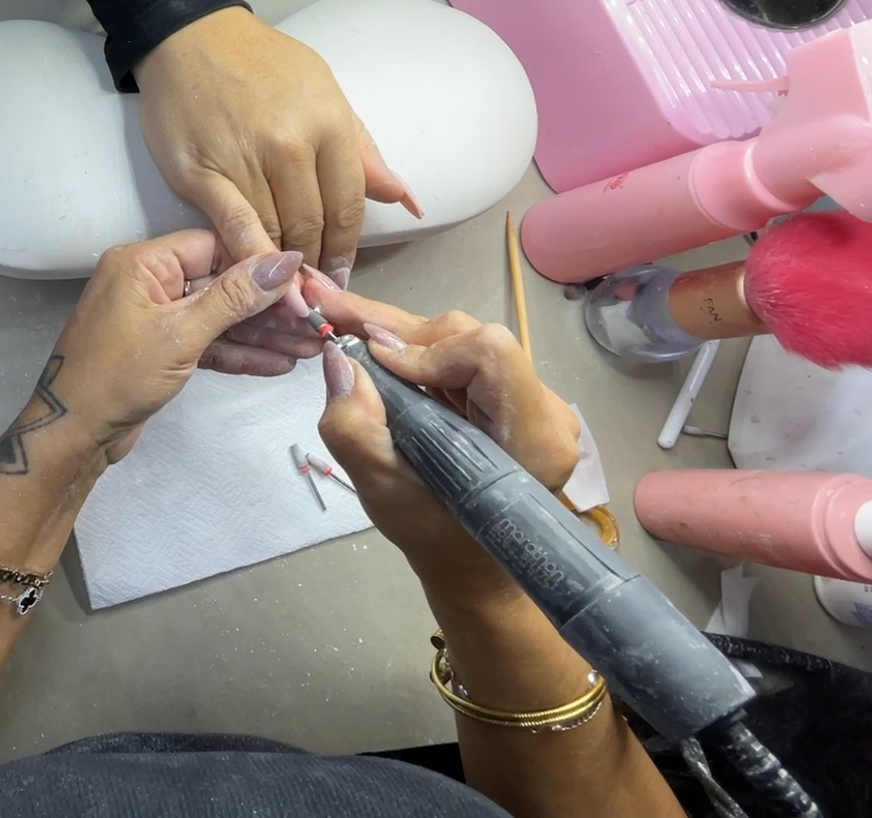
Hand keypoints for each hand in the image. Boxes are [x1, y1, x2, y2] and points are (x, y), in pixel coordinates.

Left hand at [49, 231, 302, 462]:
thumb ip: (234, 297)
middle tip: (318, 321)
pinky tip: (277, 364)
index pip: (215, 246)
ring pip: (218, 317)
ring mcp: (154, 317)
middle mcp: (148, 282)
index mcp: (143, 263)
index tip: (306, 285)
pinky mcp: (160, 349)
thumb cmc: (115, 377)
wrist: (74, 434)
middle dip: (269, 307)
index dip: (262, 266)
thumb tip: (283, 262)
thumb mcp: (180, 333)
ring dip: (261, 334)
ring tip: (311, 348)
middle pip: (221, 283)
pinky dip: (237, 353)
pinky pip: (206, 342)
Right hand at [135, 7, 417, 276]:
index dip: (345, 247)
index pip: (347, 205)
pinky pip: (234, 227)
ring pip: (274, 231)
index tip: (340, 273)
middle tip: (313, 291)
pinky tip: (257, 276)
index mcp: (328, 124)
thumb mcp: (323, 91)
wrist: (188, 41)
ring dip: (284, 267)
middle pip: (312, 225)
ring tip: (287, 290)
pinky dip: (250, 256)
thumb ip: (361, 149)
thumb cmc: (260, 64)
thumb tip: (404, 199)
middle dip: (317, 263)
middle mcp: (292, 146)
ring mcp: (245, 162)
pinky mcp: (203, 176)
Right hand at [309, 289, 580, 581]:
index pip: (489, 353)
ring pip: (453, 335)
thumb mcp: (381, 492)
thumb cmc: (431, 535)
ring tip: (341, 325)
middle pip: (465, 335)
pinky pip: (449, 349)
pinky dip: (401, 343)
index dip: (425, 350)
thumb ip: (355, 429)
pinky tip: (361, 335)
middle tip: (330, 312)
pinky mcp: (500, 391)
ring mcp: (524, 395)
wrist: (466, 559)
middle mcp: (541, 406)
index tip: (375, 363)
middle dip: (394, 330)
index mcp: (531, 436)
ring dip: (393, 333)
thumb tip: (338, 357)